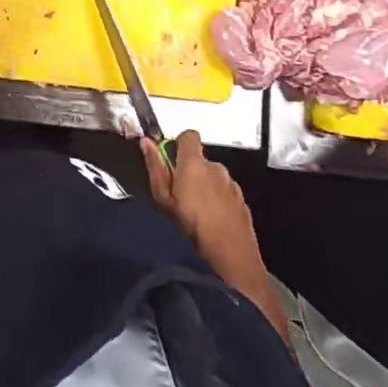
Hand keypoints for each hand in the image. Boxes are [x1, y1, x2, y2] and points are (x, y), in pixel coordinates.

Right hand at [143, 130, 253, 249]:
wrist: (230, 251)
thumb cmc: (191, 223)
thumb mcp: (163, 198)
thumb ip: (156, 167)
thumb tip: (147, 141)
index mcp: (194, 163)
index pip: (189, 135)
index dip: (179, 144)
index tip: (170, 161)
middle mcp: (216, 167)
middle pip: (199, 160)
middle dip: (189, 171)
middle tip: (179, 194)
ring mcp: (231, 182)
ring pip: (212, 176)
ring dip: (203, 186)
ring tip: (196, 210)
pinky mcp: (241, 197)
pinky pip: (223, 190)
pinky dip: (216, 198)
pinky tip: (212, 218)